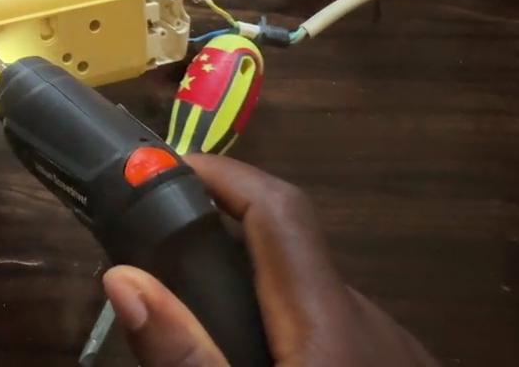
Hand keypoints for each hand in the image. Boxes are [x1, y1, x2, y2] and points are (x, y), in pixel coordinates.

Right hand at [103, 154, 436, 366]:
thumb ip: (184, 357)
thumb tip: (121, 277)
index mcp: (333, 326)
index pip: (279, 208)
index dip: (222, 171)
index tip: (162, 171)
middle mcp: (374, 327)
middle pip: (289, 251)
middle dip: (222, 239)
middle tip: (160, 260)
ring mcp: (398, 356)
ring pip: (312, 296)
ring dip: (254, 289)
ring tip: (204, 328)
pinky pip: (337, 333)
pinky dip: (288, 327)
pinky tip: (266, 366)